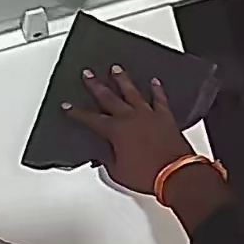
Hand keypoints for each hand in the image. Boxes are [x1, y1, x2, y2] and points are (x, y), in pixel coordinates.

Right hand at [63, 65, 195, 194]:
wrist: (175, 173)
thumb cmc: (147, 175)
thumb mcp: (118, 172)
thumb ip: (109, 159)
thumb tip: (107, 156)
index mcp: (115, 131)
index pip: (91, 119)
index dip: (77, 112)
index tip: (68, 106)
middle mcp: (130, 118)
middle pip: (108, 97)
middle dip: (95, 85)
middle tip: (87, 74)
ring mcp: (148, 114)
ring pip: (132, 92)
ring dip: (122, 80)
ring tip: (115, 69)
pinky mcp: (165, 117)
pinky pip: (159, 99)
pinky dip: (156, 89)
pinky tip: (154, 81)